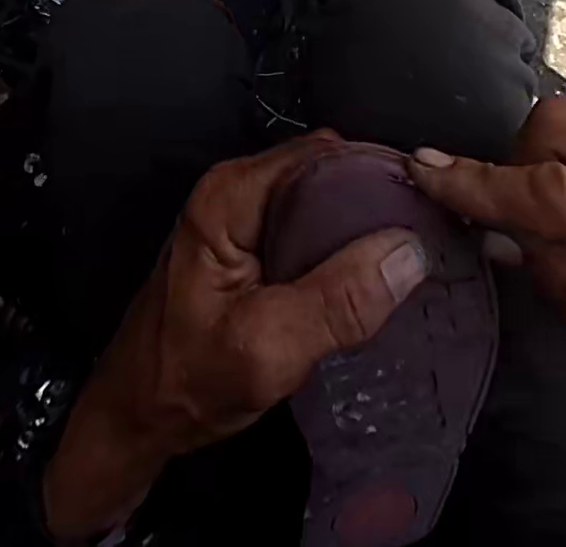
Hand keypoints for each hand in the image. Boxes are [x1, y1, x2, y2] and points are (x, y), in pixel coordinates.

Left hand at [43, 133, 427, 539]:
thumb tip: (408, 251)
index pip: (320, 155)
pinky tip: (371, 268)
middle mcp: (235, 187)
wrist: (138, 410)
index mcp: (231, 194)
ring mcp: (242, 211)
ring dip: (361, 221)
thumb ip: (337, 300)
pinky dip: (340, 240)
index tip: (425, 205)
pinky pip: (308, 221)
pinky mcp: (250, 237)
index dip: (375, 174)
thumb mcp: (267, 348)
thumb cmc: (187, 379)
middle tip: (427, 233)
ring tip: (411, 251)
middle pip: (322, 169)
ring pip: (319, 196)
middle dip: (374, 197)